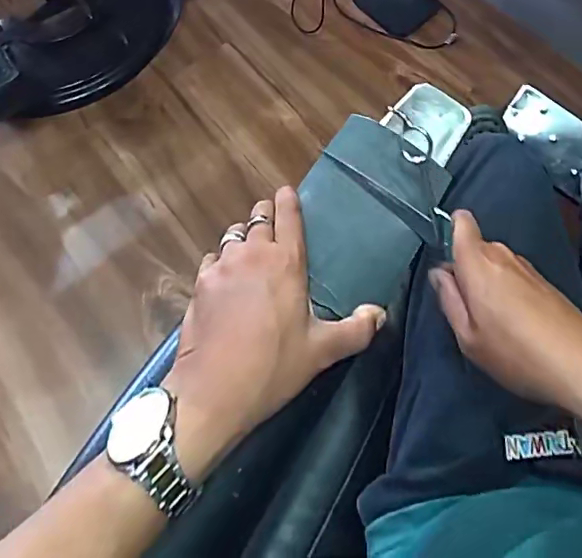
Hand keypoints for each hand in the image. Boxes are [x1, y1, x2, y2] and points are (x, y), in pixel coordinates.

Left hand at [163, 187, 384, 479]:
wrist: (213, 389)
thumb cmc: (273, 366)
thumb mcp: (320, 351)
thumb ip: (355, 330)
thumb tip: (380, 314)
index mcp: (286, 262)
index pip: (288, 216)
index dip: (288, 200)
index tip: (287, 191)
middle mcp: (254, 253)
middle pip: (258, 217)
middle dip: (265, 215)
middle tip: (272, 226)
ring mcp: (223, 265)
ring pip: (233, 235)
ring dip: (242, 239)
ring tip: (249, 254)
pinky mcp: (200, 280)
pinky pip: (213, 258)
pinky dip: (220, 262)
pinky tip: (224, 280)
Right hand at [429, 210, 581, 428]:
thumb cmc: (518, 352)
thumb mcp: (468, 337)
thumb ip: (448, 299)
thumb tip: (440, 275)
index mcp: (478, 261)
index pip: (461, 222)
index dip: (450, 234)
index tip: (449, 265)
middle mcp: (502, 254)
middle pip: (475, 248)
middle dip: (468, 270)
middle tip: (470, 308)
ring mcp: (526, 267)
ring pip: (495, 264)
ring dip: (491, 284)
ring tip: (497, 322)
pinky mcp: (545, 281)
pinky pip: (515, 277)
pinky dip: (511, 293)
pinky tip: (520, 326)